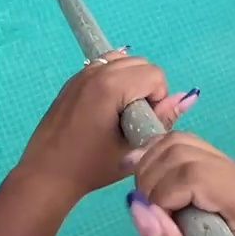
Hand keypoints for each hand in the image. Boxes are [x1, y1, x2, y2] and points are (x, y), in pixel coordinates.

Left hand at [14, 51, 196, 202]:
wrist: (47, 174)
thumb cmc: (91, 166)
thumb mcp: (133, 148)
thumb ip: (162, 119)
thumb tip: (188, 98)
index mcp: (110, 86)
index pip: (154, 74)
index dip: (158, 99)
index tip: (145, 123)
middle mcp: (95, 72)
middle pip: (139, 63)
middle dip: (146, 87)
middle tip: (136, 119)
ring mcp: (80, 74)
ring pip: (121, 60)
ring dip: (130, 81)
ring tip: (122, 113)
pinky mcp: (72, 82)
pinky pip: (103, 67)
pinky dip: (114, 80)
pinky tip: (108, 109)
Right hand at [125, 132, 234, 235]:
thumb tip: (139, 206)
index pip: (195, 175)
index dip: (163, 193)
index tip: (156, 222)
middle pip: (183, 153)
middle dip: (152, 180)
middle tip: (148, 213)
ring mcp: (234, 168)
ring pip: (179, 142)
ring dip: (150, 166)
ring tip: (148, 200)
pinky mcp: (220, 163)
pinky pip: (181, 142)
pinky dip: (154, 154)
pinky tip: (144, 177)